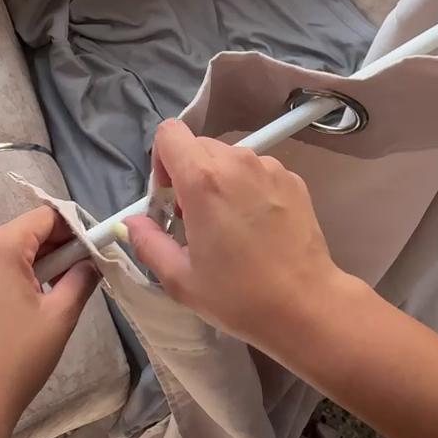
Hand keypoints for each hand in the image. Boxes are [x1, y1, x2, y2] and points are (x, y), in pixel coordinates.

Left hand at [0, 205, 100, 437]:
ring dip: (12, 271)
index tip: (82, 252)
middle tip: (59, 283)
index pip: (43, 217)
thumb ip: (81, 277)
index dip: (69, 229)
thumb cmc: (17, 360)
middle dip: (42, 253)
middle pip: (14, 236)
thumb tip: (90, 261)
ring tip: (24, 309)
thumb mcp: (60, 317)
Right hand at [122, 118, 363, 349]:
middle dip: (189, 175)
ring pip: (229, 158)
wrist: (306, 305)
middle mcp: (237, 161)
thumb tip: (130, 222)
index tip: (170, 197)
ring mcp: (269, 166)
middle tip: (197, 219)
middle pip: (198, 146)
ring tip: (232, 226)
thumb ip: (147, 243)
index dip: (161, 160)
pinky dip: (249, 188)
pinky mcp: (292, 177)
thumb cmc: (239, 296)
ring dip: (220, 181)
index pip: (169, 133)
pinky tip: (258, 227)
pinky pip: (257, 170)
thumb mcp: (180, 279)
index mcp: (203, 180)